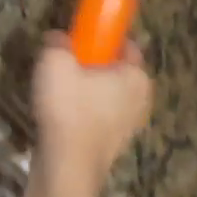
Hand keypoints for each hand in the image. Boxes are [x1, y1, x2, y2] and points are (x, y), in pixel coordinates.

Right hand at [29, 30, 153, 185]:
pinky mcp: (118, 139)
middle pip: (118, 69)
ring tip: (59, 86)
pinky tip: (63, 108)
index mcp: (135, 76)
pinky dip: (88, 105)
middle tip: (65, 60)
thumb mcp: (54, 60)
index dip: (102, 37)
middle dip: (95, 63)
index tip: (79, 37)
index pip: (126, 45)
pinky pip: (104, 111)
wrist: (69, 159)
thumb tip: (61, 38)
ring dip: (91, 85)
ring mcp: (133, 122)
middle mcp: (143, 98)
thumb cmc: (67, 104)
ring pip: (111, 91)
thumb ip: (58, 42)